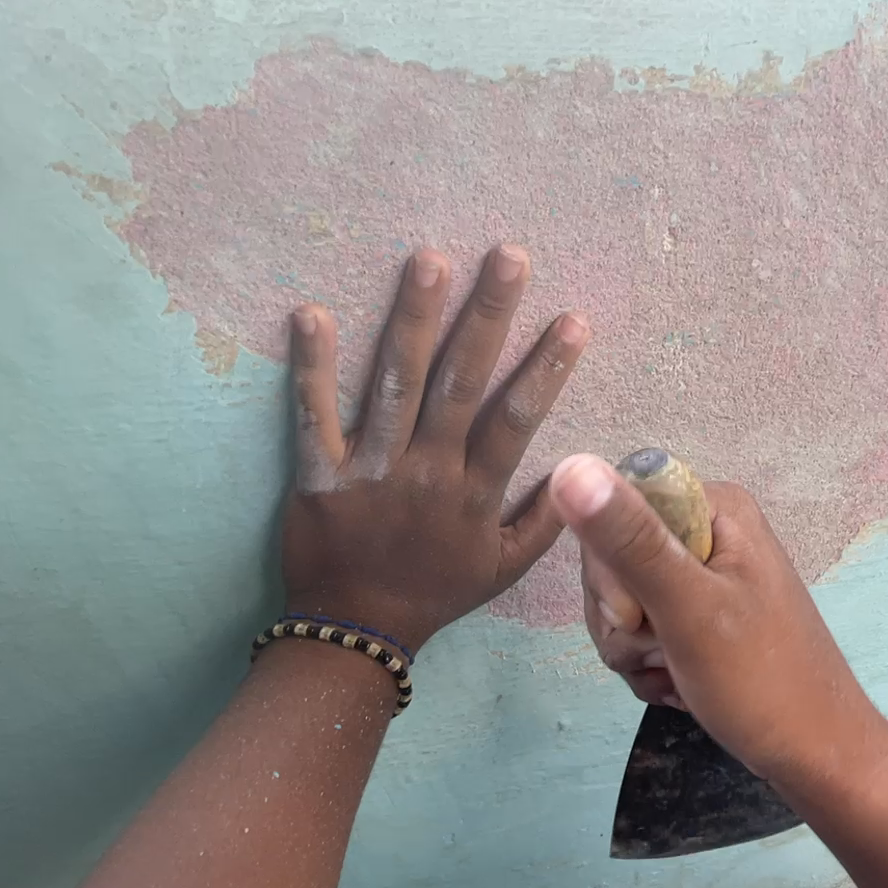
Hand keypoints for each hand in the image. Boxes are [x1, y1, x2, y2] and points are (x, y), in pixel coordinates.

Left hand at [281, 244, 588, 655]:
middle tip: (508, 257)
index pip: (518, 418)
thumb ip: (546, 520)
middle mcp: (430, 469)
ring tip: (428, 260)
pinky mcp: (319, 475)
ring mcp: (372, 468)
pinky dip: (310, 367)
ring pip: (397, 384)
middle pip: (463, 383)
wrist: (357, 630)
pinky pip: (312, 416)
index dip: (547, 367)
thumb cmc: (437, 592)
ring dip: (414, 320)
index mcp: (476, 491)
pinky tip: (308, 313)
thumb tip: (578, 471)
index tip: (573, 320)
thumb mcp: (506, 568)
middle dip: (489, 316)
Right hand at [549, 455, 875, 781]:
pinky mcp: (700, 609)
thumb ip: (630, 539)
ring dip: (634, 649)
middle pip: (612, 555)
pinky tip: (677, 685)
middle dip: (623, 618)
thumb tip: (572, 466)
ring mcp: (705, 571)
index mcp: (714, 507)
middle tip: (662, 650)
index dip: (609, 567)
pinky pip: (642, 626)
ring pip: (621, 598)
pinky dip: (648, 663)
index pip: (615, 504)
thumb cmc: (762, 682)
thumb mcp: (689, 608)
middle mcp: (709, 528)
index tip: (636, 614)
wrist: (816, 754)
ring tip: (675, 674)